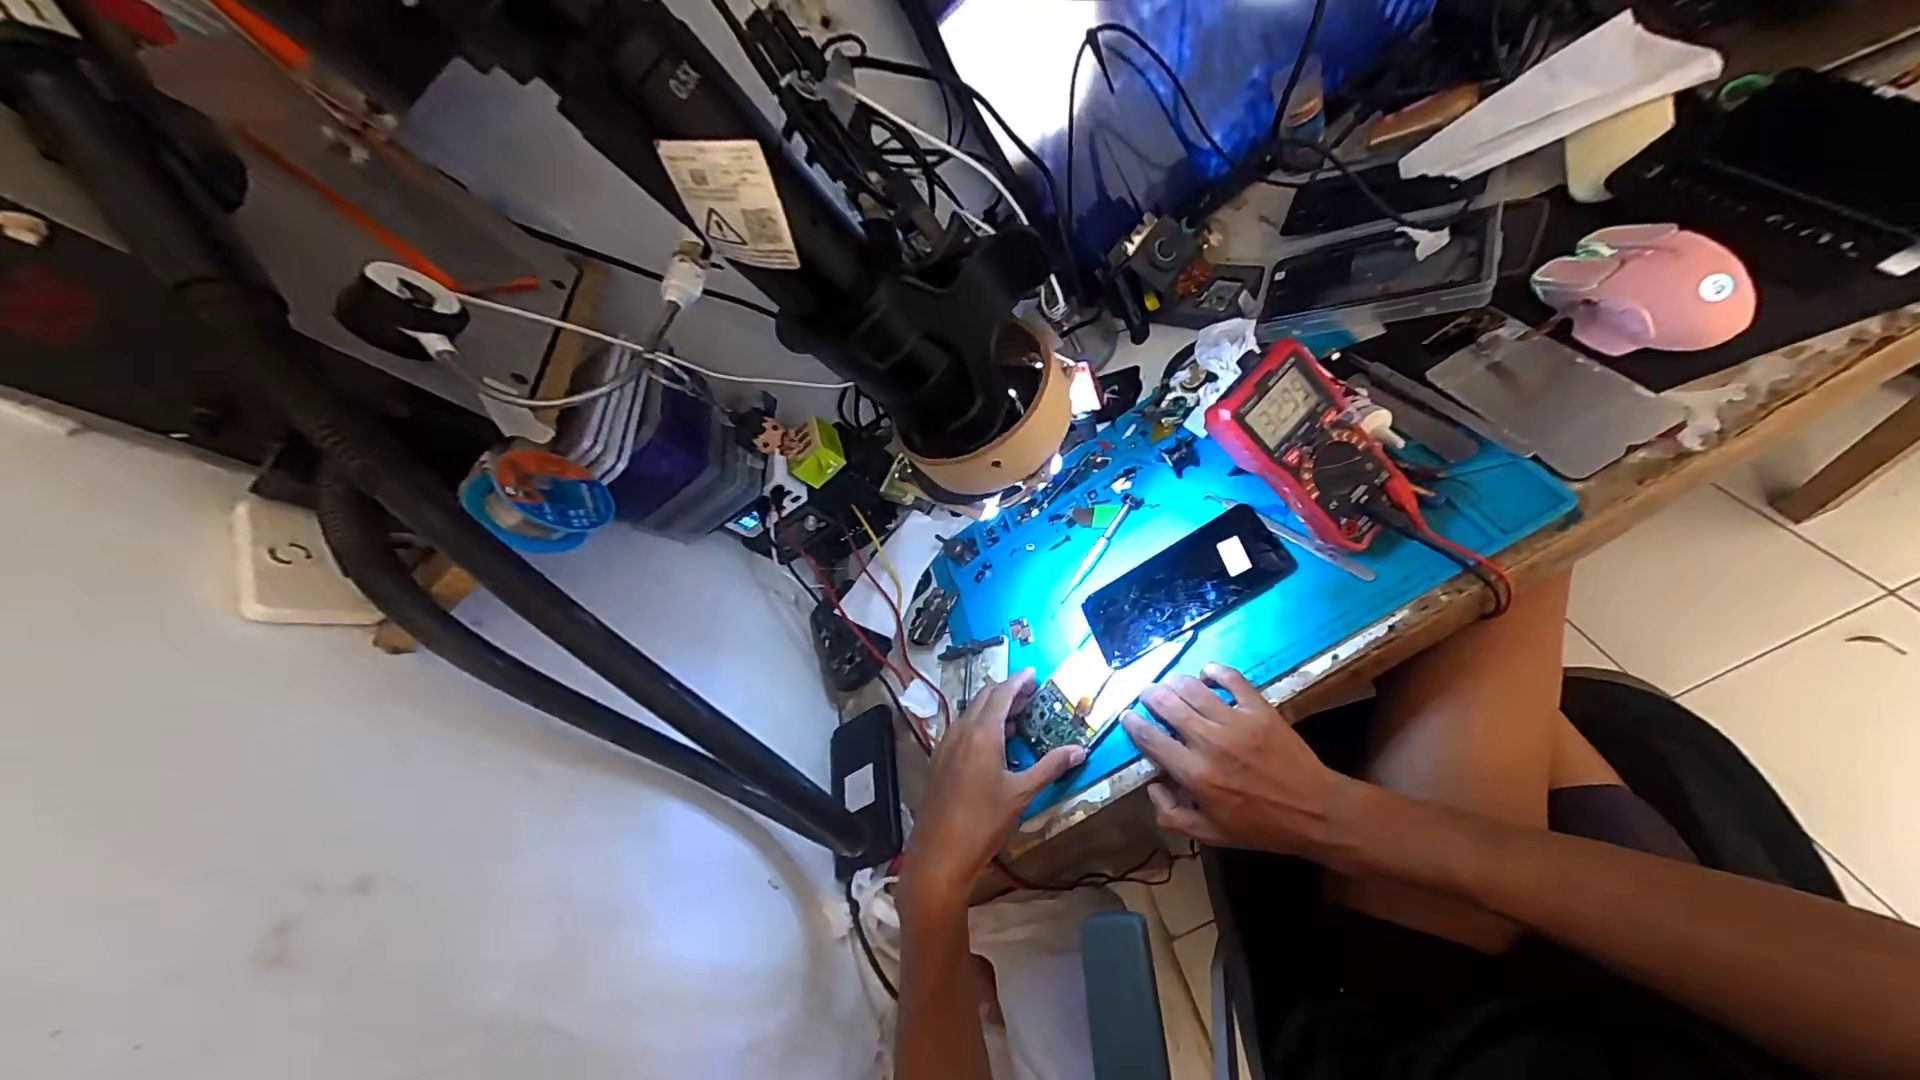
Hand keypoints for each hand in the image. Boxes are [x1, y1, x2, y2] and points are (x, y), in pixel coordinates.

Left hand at [904, 670, 1087, 900]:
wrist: (939, 853)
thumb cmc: (983, 821)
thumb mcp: (1022, 793)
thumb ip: (1050, 767)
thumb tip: (1080, 750)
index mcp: (982, 732)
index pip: (1001, 693)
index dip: (1018, 680)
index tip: (1033, 673)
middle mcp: (961, 730)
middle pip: (984, 697)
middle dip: (1007, 692)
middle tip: (1031, 697)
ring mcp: (946, 744)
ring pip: (971, 713)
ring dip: (993, 709)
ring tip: (1017, 719)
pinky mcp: (939, 759)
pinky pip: (961, 729)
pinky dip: (980, 725)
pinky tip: (994, 744)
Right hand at [1120, 663, 1349, 856]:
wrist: (1316, 813)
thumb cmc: (1261, 826)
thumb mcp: (1212, 834)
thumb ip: (1172, 815)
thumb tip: (1152, 785)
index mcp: (1194, 774)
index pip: (1151, 738)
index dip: (1133, 723)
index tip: (1128, 717)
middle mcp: (1209, 742)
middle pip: (1167, 704)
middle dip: (1150, 696)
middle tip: (1148, 695)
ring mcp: (1236, 722)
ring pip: (1193, 688)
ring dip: (1175, 681)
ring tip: (1171, 683)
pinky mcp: (1259, 710)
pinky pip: (1232, 679)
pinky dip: (1215, 671)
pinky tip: (1207, 673)